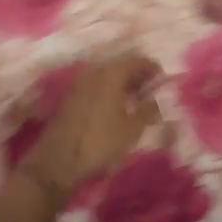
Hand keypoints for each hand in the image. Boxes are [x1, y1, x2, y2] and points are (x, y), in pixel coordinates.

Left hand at [19, 53, 161, 207]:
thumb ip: (148, 110)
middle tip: (151, 92)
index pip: (139, 61)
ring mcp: (80, 83)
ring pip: (108, 77)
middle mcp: (96, 71)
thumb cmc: (100, 142)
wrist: (57, 161)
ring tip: (135, 102)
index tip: (163, 82)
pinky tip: (114, 109)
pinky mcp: (71, 97)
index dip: (154, 69)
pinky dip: (109, 92)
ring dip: (123, 85)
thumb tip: (158, 99)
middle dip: (138, 77)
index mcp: (113, 73)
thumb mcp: (131, 129)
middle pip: (122, 66)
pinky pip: (96, 86)